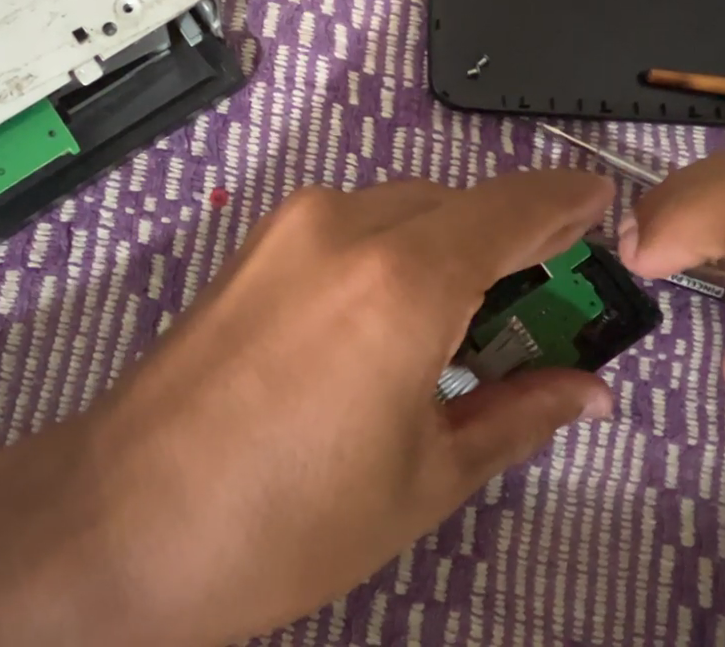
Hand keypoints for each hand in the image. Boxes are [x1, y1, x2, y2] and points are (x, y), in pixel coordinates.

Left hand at [78, 171, 616, 643]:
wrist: (123, 516)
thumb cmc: (287, 518)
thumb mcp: (425, 478)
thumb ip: (518, 414)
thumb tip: (589, 389)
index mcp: (405, 279)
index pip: (515, 207)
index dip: (567, 205)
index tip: (601, 211)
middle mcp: (348, 224)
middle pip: (459, 205)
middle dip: (510, 241)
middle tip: (538, 306)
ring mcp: (292, 226)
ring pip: (404, 208)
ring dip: (448, 245)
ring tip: (462, 325)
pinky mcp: (255, 242)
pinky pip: (352, 222)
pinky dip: (394, 249)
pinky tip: (392, 316)